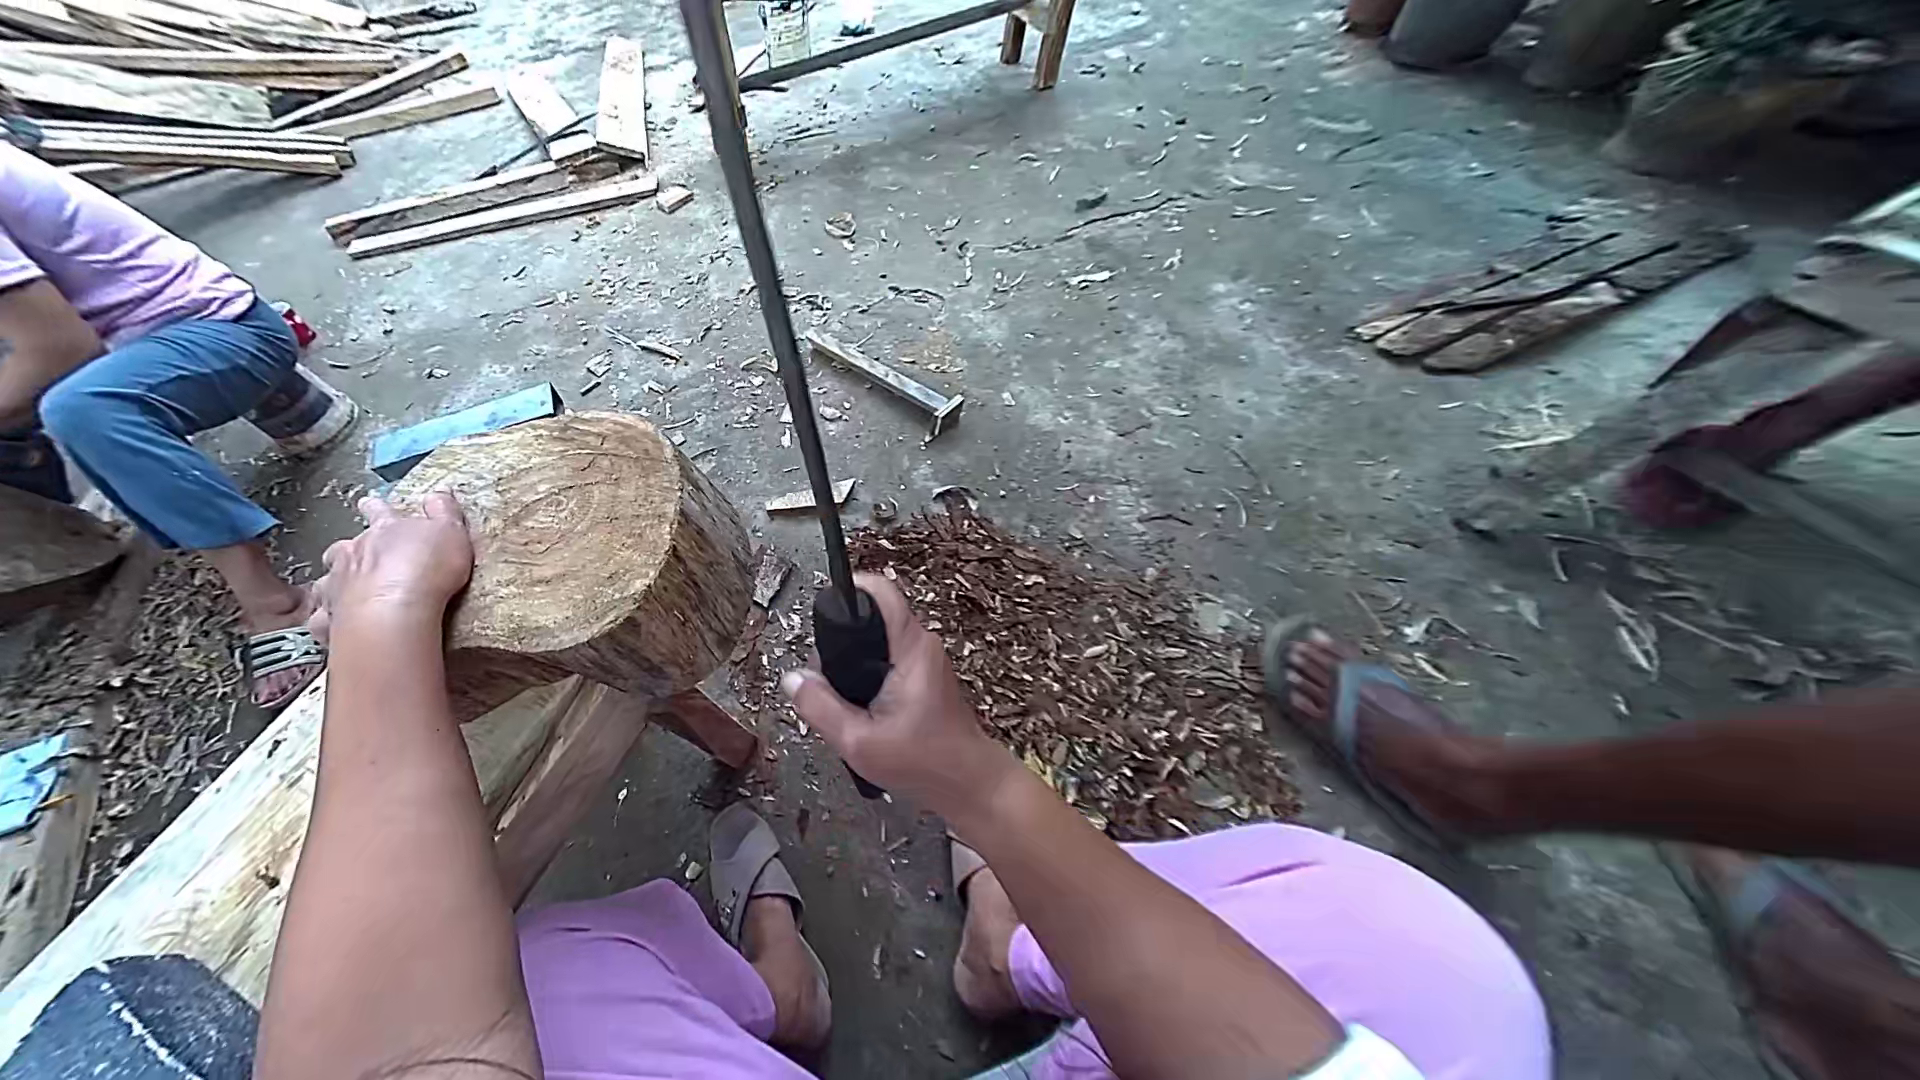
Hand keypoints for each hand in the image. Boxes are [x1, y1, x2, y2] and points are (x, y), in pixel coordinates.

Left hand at [308, 494, 472, 642]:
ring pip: (329, 579)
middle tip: (354, 553)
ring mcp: (337, 584)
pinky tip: (336, 623)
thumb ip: (444, 511)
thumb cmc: (428, 568)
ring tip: (345, 591)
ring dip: (336, 583)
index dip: (375, 506)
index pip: (379, 512)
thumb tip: (439, 492)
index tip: (368, 501)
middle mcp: (353, 553)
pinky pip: (325, 616)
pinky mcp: (331, 615)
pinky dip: (329, 618)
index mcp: (384, 531)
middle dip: (349, 549)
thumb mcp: (451, 532)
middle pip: (345, 547)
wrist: (397, 609)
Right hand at [782, 573, 1015, 813]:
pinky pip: (889, 658)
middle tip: (824, 677)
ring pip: (879, 641)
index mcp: (912, 649)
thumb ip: (821, 707)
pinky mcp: (924, 675)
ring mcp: (926, 660)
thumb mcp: (859, 742)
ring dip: (854, 662)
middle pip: (874, 617)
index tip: (823, 609)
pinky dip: (869, 674)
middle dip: (842, 640)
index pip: (882, 592)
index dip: (851, 589)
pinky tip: (859, 706)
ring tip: (839, 697)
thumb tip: (793, 679)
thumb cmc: (924, 763)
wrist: (967, 783)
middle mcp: (922, 645)